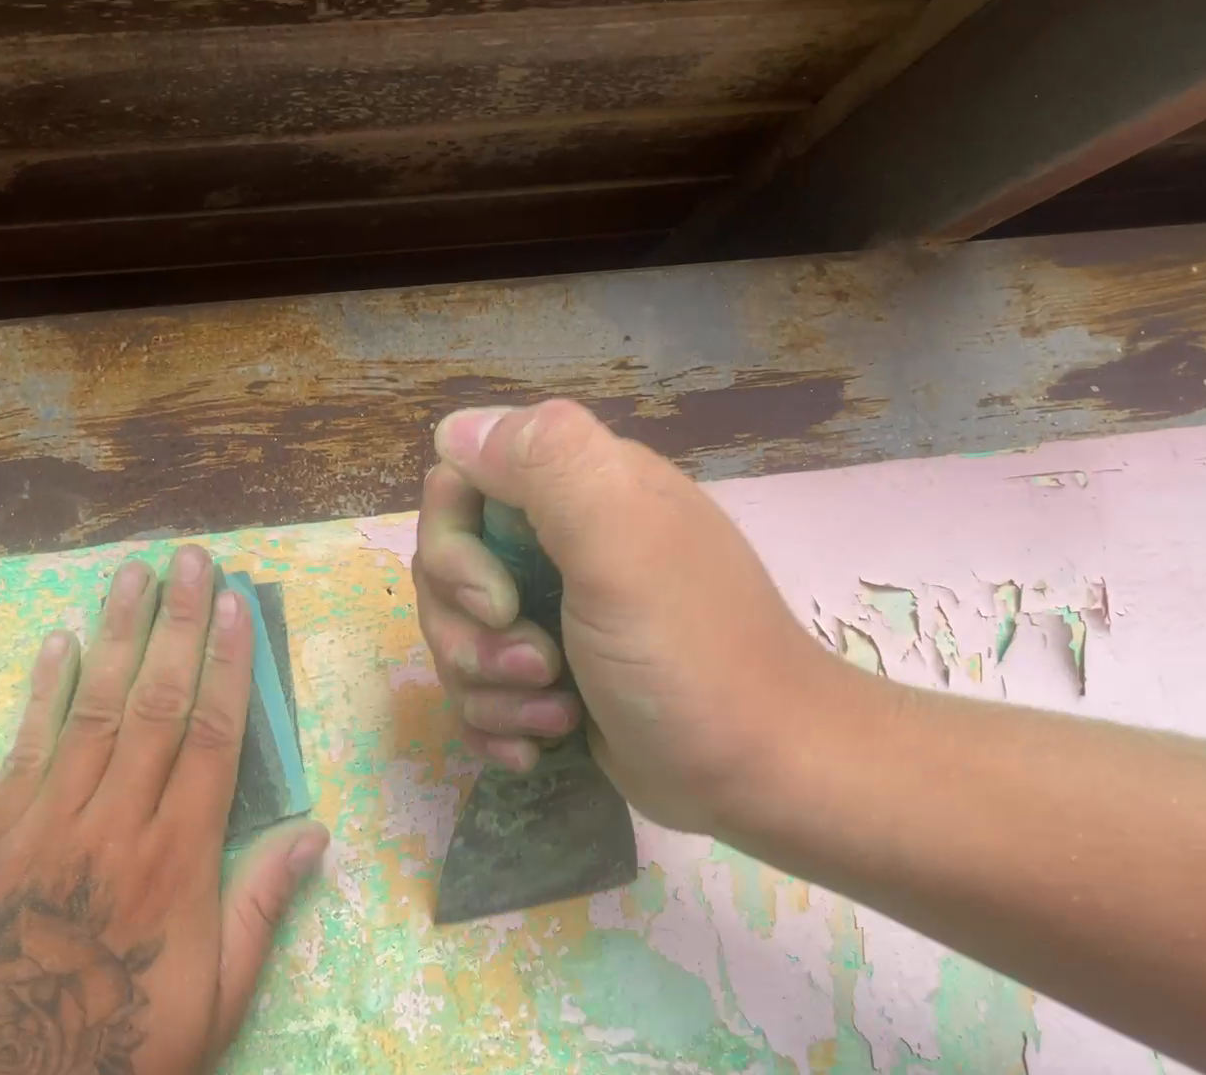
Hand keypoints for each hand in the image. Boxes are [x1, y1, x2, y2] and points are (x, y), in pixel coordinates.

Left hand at [0, 545, 329, 1074]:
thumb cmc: (128, 1044)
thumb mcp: (219, 996)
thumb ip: (263, 906)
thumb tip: (318, 833)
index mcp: (178, 859)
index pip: (214, 738)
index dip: (229, 667)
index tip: (237, 608)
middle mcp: (117, 823)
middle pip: (156, 704)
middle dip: (178, 626)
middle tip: (190, 561)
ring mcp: (50, 822)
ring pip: (91, 709)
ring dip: (115, 636)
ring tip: (132, 575)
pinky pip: (25, 747)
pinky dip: (44, 690)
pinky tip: (59, 640)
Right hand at [412, 400, 845, 833]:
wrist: (759, 775)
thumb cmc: (691, 656)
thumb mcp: (623, 544)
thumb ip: (547, 465)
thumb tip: (453, 429)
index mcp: (575, 491)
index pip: (459, 486)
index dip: (453, 546)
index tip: (496, 600)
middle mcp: (555, 543)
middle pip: (445, 571)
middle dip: (471, 635)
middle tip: (540, 667)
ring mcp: (548, 613)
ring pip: (455, 636)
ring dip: (490, 688)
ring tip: (555, 714)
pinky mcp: (545, 675)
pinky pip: (474, 688)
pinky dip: (497, 722)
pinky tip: (539, 744)